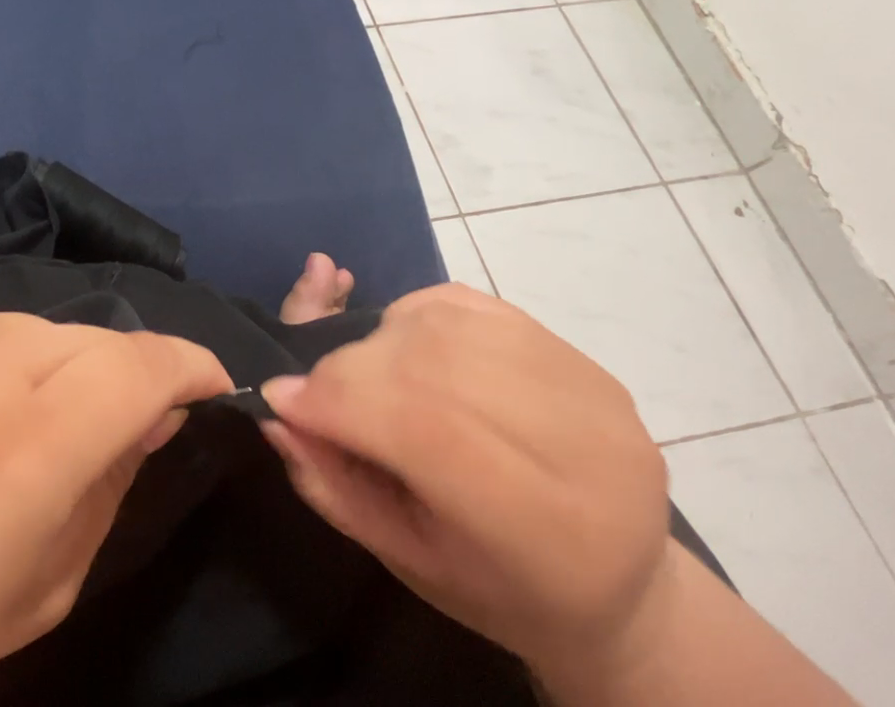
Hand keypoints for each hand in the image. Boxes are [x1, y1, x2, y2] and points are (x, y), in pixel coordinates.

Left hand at [0, 312, 232, 705]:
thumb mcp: (49, 582)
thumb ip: (113, 485)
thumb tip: (156, 416)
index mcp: (27, 446)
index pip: (142, 366)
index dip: (193, 367)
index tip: (215, 389)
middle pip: (110, 341)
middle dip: (145, 374)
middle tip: (143, 427)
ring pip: (67, 329)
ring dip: (92, 366)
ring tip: (71, 421)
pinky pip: (19, 328)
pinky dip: (44, 358)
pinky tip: (15, 405)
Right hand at [260, 284, 670, 681]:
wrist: (616, 584)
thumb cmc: (496, 590)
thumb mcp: (401, 558)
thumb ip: (334, 484)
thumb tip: (277, 404)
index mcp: (542, 528)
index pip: (425, 426)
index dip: (337, 399)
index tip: (280, 399)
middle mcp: (582, 444)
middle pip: (434, 362)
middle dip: (348, 368)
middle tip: (317, 395)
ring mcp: (590, 388)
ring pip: (449, 322)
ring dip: (379, 340)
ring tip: (367, 378)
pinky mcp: (585, 355)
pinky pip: (471, 305)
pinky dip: (416, 318)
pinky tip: (410, 353)